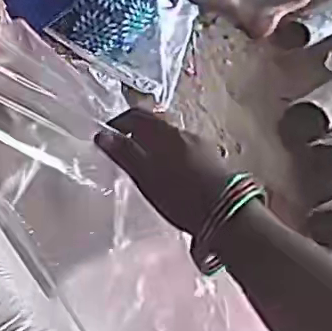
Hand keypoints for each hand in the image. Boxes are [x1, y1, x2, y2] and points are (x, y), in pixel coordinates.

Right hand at [95, 108, 232, 235]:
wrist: (229, 215)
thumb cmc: (180, 195)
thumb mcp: (145, 176)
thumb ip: (124, 153)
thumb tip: (101, 134)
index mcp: (164, 132)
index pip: (137, 114)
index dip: (118, 121)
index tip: (106, 135)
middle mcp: (184, 132)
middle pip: (155, 124)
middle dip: (136, 132)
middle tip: (122, 149)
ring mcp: (201, 145)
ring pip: (170, 137)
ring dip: (154, 143)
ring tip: (144, 163)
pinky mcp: (213, 159)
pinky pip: (184, 148)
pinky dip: (170, 153)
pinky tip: (169, 172)